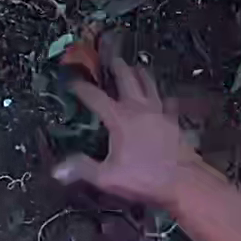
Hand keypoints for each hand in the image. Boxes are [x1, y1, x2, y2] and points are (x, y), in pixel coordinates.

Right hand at [56, 56, 220, 210]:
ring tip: (138, 67)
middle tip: (114, 59)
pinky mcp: (173, 121)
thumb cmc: (145, 178)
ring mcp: (159, 112)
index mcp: (120, 119)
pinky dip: (163, 97)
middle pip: (127, 80)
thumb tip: (57, 171)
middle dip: (119, 68)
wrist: (184, 181)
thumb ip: (82, 169)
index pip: (96, 98)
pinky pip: (168, 102)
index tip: (74, 82)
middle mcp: (139, 109)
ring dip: (142, 75)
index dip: (83, 88)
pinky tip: (165, 98)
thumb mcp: (108, 177)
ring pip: (149, 85)